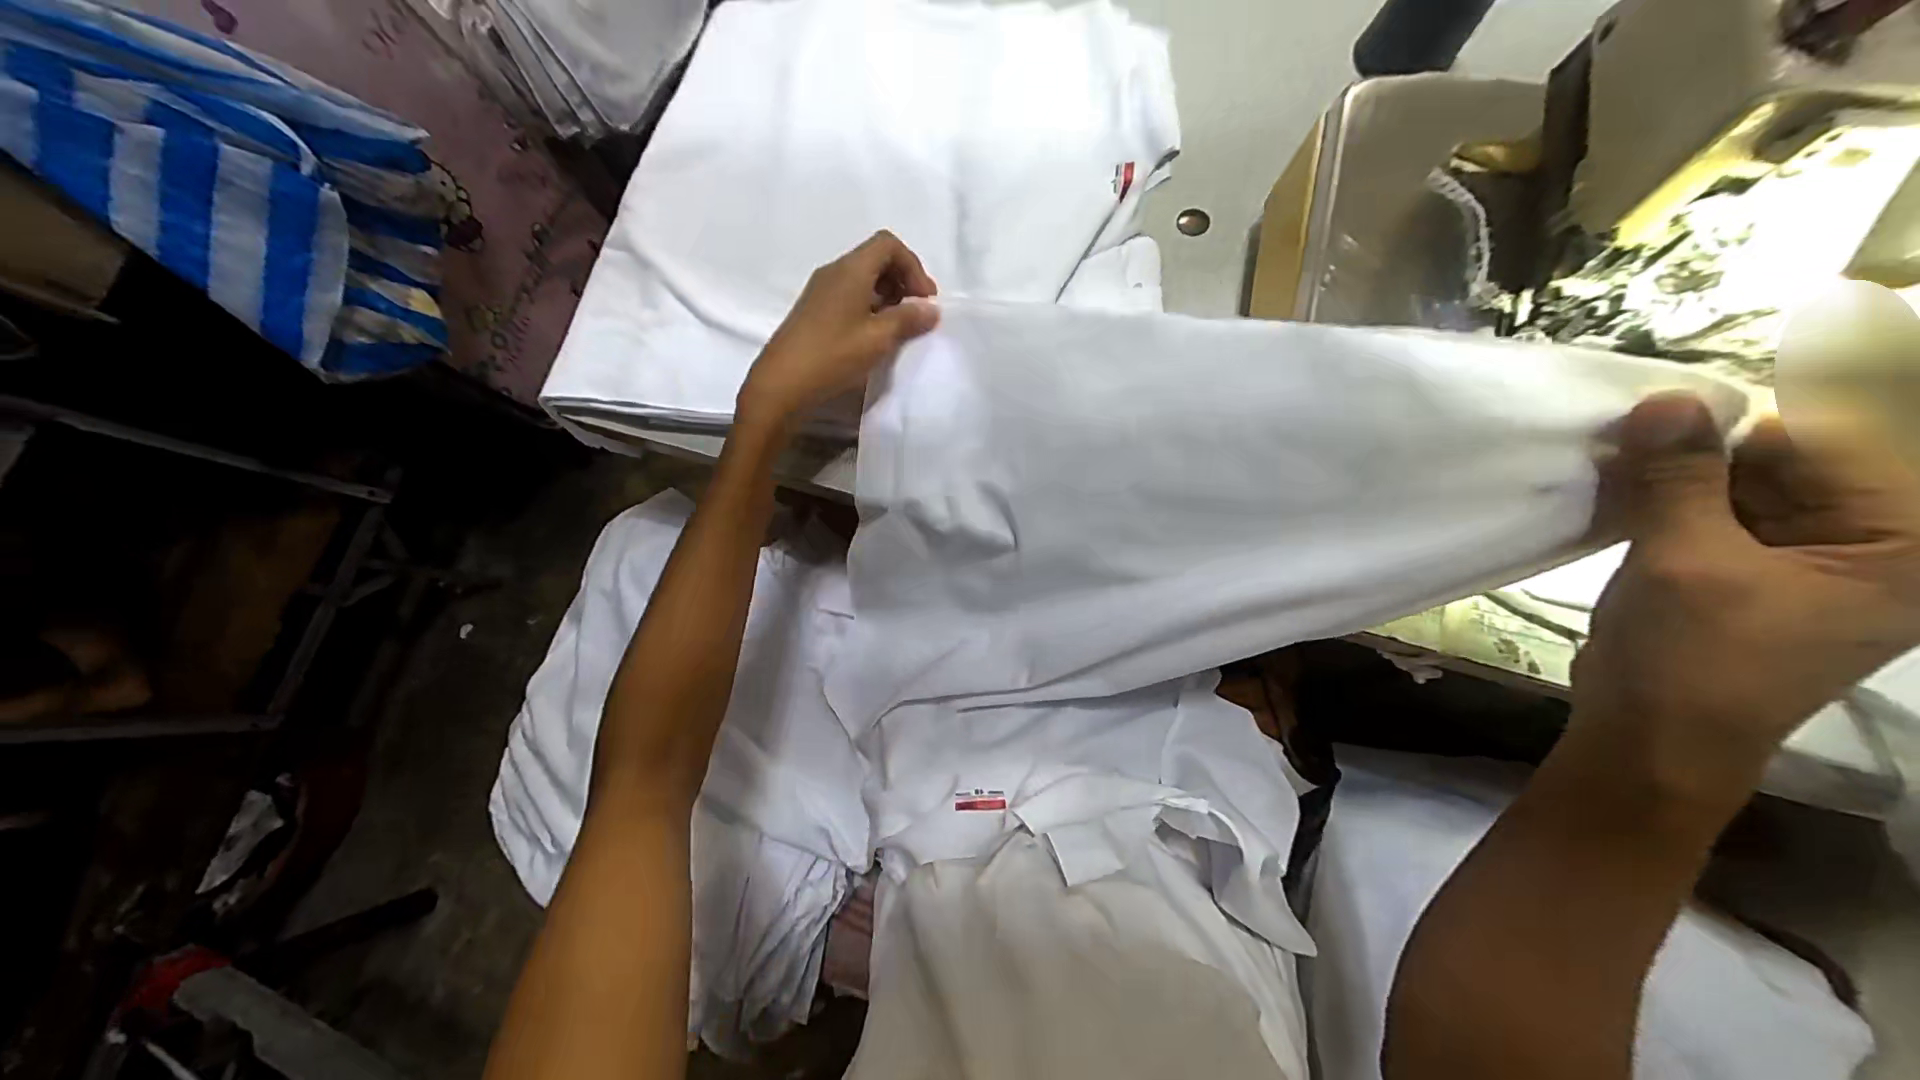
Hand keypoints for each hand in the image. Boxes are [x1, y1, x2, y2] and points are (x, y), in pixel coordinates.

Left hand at [736, 231, 939, 430]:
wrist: (782, 383)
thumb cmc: (833, 355)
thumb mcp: (879, 338)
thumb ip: (908, 319)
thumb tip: (930, 309)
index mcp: (851, 270)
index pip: (888, 245)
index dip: (913, 267)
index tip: (925, 299)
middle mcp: (834, 272)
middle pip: (876, 259)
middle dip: (902, 280)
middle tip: (916, 312)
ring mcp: (821, 291)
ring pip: (863, 278)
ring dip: (887, 295)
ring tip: (898, 327)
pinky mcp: (814, 311)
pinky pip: (849, 295)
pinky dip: (870, 306)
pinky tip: (874, 335)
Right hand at [1570, 393, 1919, 801]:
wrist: (1652, 736)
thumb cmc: (1693, 657)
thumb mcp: (1685, 560)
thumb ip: (1679, 477)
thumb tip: (1666, 399)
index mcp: (1900, 545)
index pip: (1848, 442)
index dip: (1764, 415)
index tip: (1682, 397)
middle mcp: (1870, 545)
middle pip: (1798, 458)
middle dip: (1715, 441)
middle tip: (1637, 428)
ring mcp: (1804, 558)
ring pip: (1748, 482)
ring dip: (1684, 468)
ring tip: (1621, 458)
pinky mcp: (1748, 570)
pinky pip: (1717, 511)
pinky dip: (1672, 496)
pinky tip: (1625, 487)